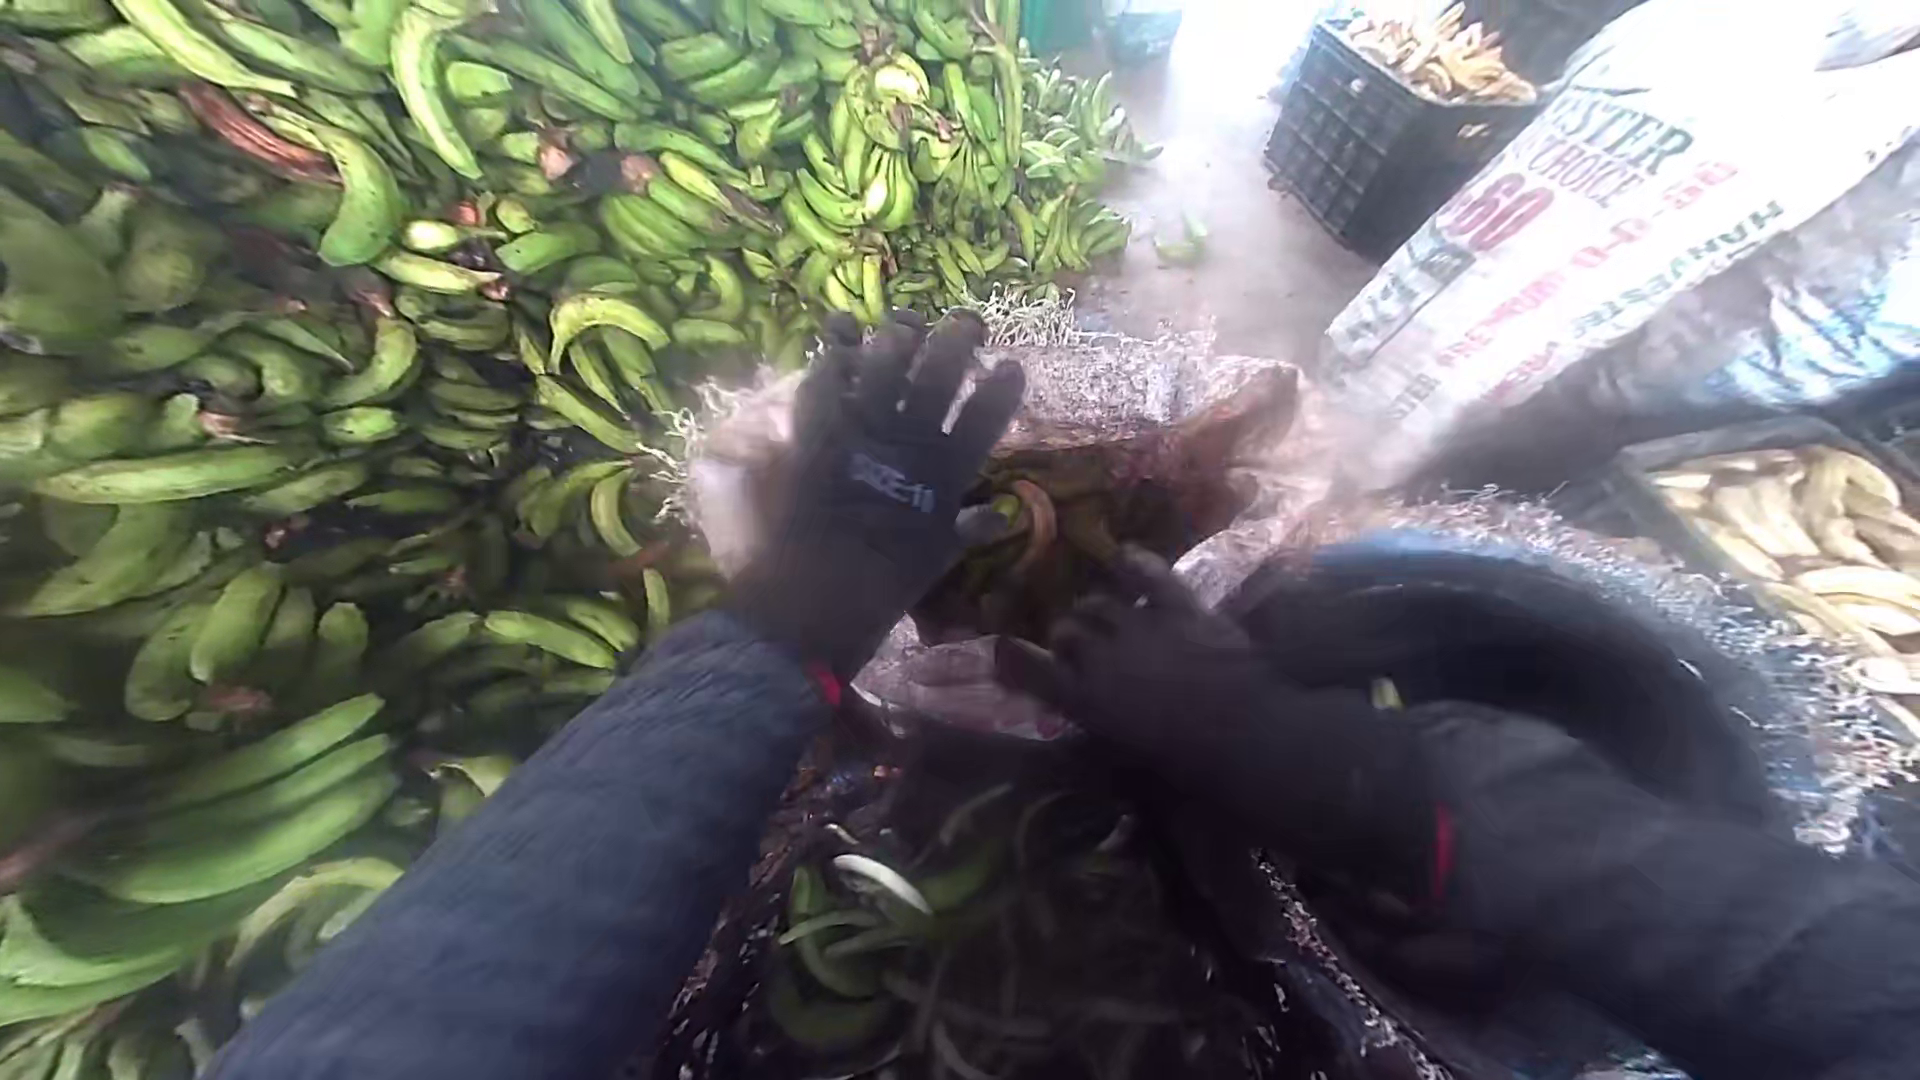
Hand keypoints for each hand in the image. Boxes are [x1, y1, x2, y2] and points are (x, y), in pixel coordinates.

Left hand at [730, 310, 1024, 677]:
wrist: (816, 598)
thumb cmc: (884, 587)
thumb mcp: (937, 560)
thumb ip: (969, 530)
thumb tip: (1000, 514)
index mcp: (945, 474)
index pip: (985, 418)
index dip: (1001, 388)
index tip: (1011, 365)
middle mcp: (910, 442)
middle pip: (941, 375)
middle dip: (957, 341)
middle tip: (966, 322)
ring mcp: (862, 433)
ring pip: (886, 365)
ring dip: (898, 336)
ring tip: (905, 320)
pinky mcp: (818, 433)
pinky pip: (826, 382)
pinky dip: (831, 355)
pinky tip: (838, 332)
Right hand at [995, 548, 1437, 899]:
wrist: (1256, 739)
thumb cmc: (1194, 767)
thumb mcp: (1135, 760)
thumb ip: (1103, 731)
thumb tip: (1090, 717)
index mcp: (1088, 699)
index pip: (1032, 670)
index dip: (1013, 657)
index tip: (1000, 647)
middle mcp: (1102, 657)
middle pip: (1066, 630)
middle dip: (1067, 635)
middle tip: (1078, 644)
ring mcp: (1140, 627)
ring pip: (1098, 603)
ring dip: (1096, 609)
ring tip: (1104, 614)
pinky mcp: (1179, 609)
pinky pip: (1148, 575)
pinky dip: (1134, 566)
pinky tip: (1125, 559)